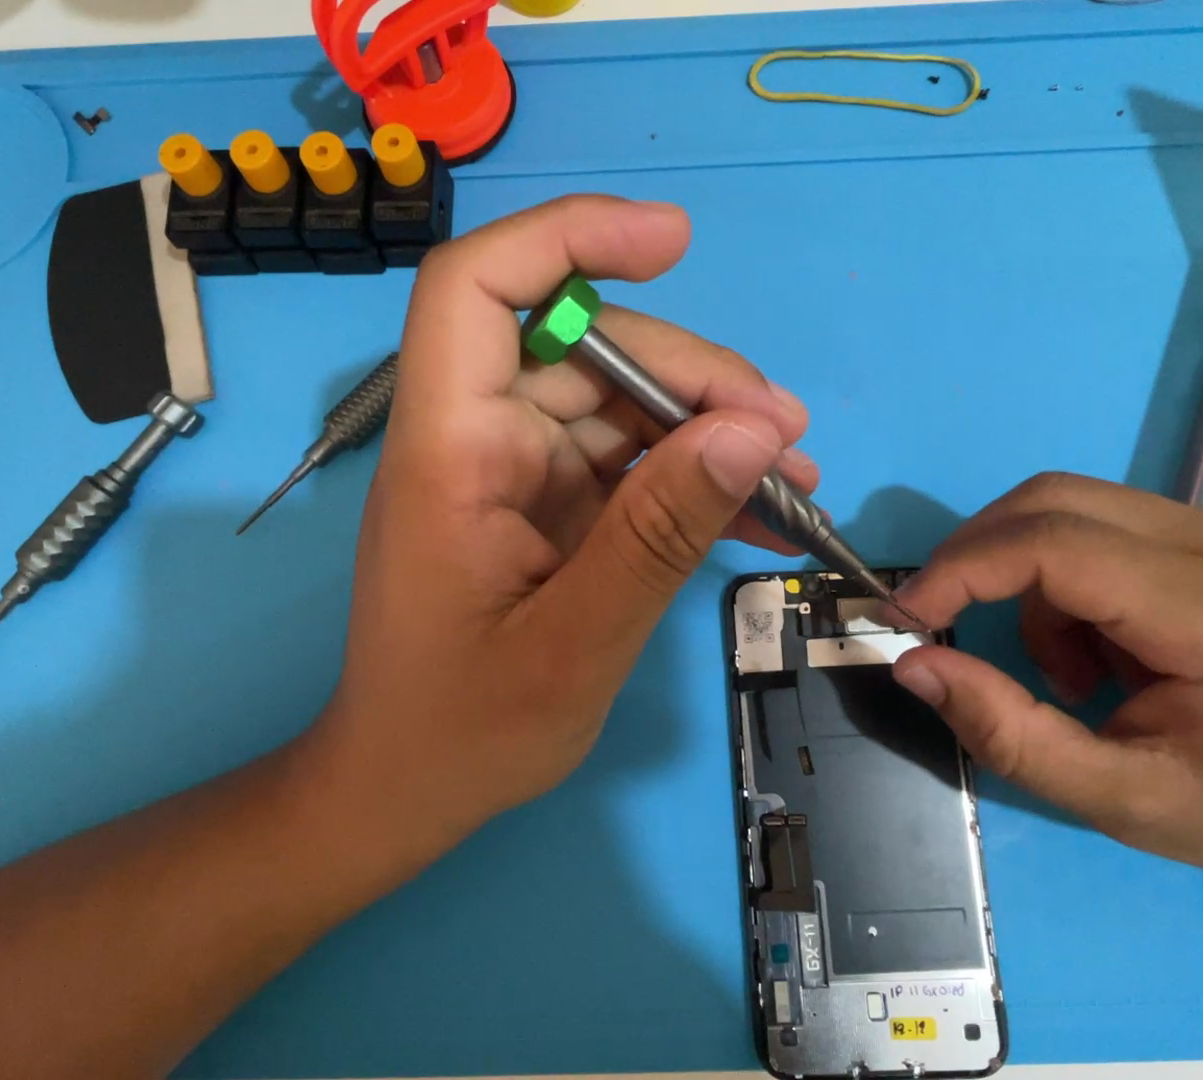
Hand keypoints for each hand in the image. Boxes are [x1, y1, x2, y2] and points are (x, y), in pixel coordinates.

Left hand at [321, 195, 815, 836]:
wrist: (408, 788)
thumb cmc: (464, 729)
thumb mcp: (574, 644)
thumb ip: (657, 536)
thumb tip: (748, 433)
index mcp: (451, 451)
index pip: (478, 291)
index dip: (568, 238)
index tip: (670, 242)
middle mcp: (479, 441)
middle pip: (585, 351)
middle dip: (692, 379)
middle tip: (785, 438)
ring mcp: (515, 474)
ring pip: (619, 407)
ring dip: (709, 433)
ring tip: (794, 479)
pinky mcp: (545, 509)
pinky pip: (625, 467)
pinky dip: (689, 481)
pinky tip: (760, 511)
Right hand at [888, 472, 1202, 898]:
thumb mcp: (1125, 802)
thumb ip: (1007, 733)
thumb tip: (912, 666)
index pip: (1058, 546)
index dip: (961, 569)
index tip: (904, 617)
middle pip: (1057, 500)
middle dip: (975, 557)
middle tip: (941, 623)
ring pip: (1076, 509)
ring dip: (1027, 580)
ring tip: (1063, 673)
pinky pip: (1110, 531)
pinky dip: (1067, 584)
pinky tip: (1103, 654)